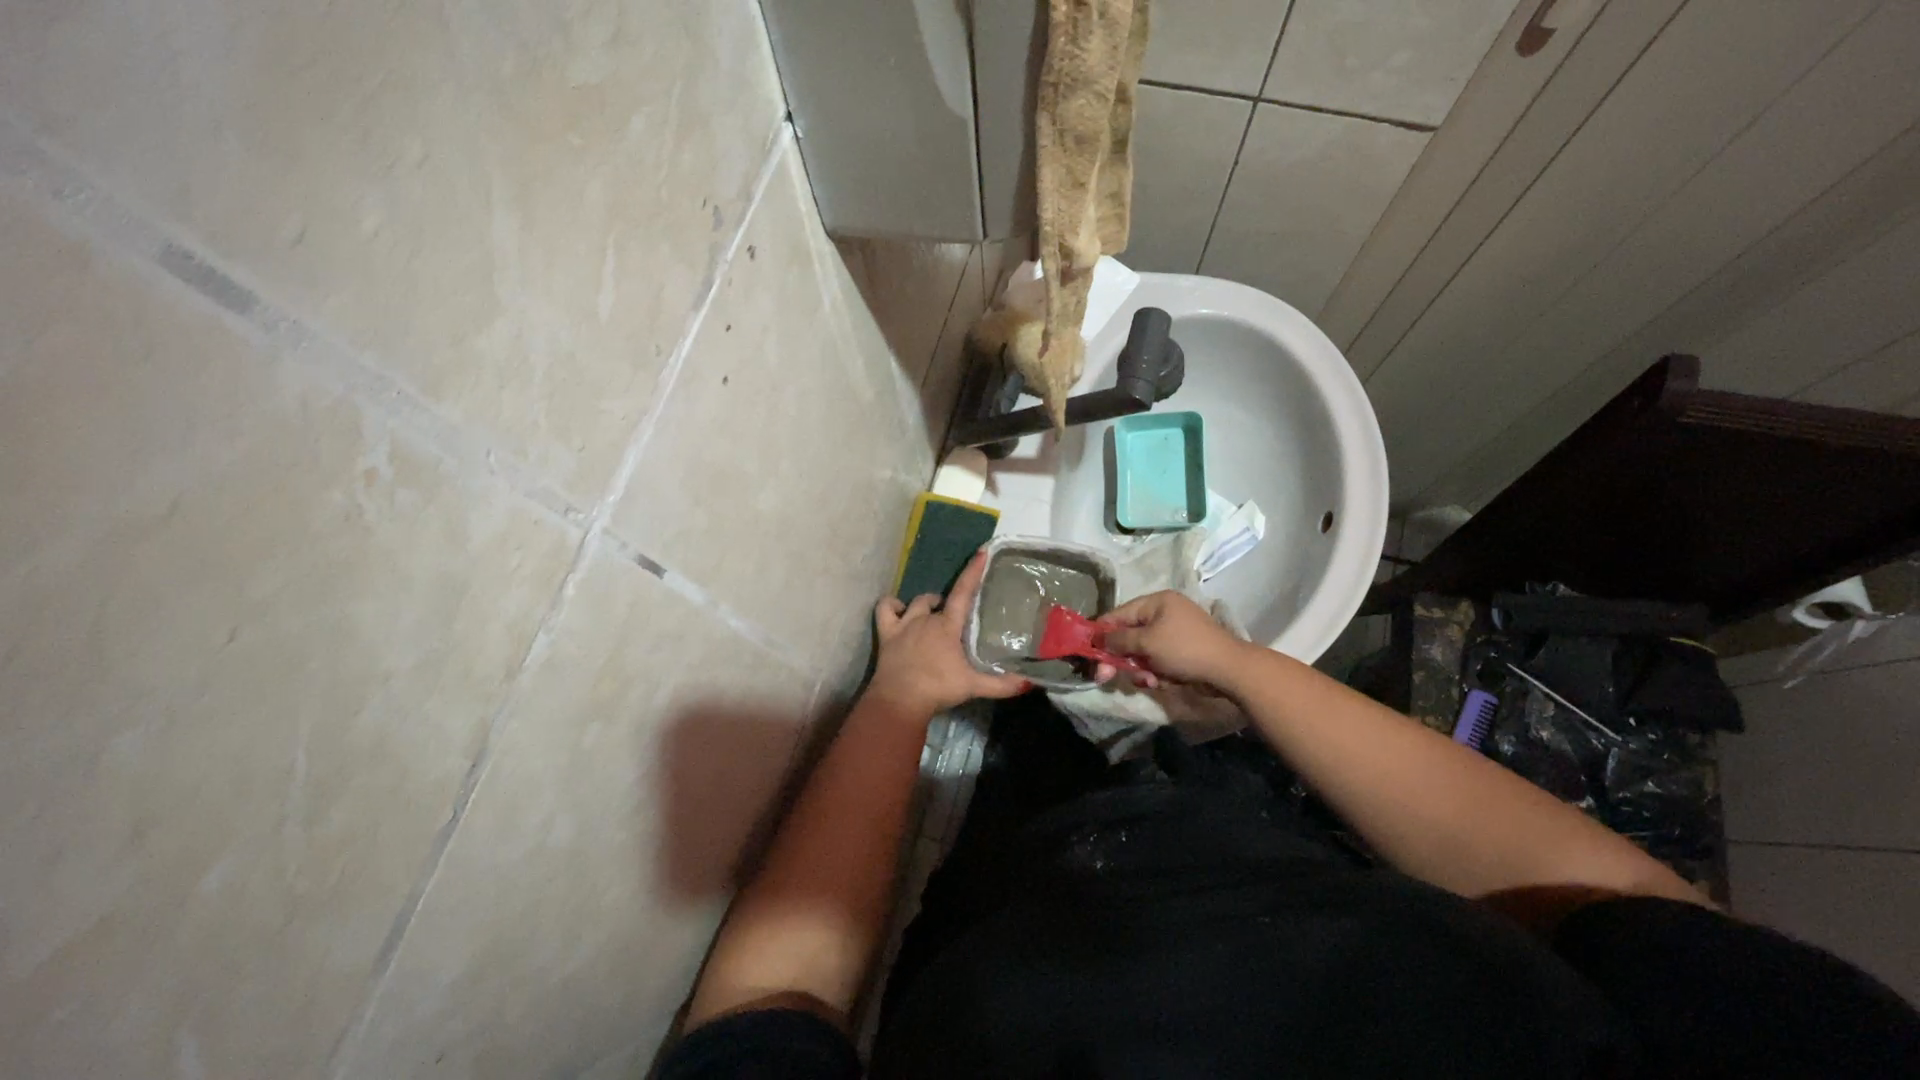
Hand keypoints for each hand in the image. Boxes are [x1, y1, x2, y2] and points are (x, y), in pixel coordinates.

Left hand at [867, 551, 1030, 714]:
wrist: (901, 700)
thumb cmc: (938, 689)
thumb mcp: (974, 686)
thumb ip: (1002, 684)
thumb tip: (1030, 682)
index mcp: (948, 626)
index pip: (964, 592)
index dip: (973, 571)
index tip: (982, 551)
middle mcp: (926, 618)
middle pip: (941, 600)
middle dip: (950, 603)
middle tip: (958, 617)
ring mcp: (904, 625)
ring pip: (916, 602)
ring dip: (926, 603)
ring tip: (934, 611)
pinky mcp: (886, 634)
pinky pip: (885, 609)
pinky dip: (891, 605)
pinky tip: (898, 609)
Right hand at [1096, 590, 1252, 689]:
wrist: (1227, 670)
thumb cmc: (1184, 649)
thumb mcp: (1146, 642)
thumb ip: (1118, 640)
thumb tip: (1098, 639)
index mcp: (1157, 602)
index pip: (1119, 614)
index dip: (1101, 632)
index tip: (1088, 651)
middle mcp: (1164, 614)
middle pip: (1129, 635)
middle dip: (1120, 657)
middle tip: (1105, 678)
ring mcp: (1174, 634)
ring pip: (1142, 653)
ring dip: (1140, 668)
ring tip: (1148, 680)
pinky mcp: (1182, 654)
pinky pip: (1158, 662)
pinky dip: (1155, 673)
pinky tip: (1160, 683)